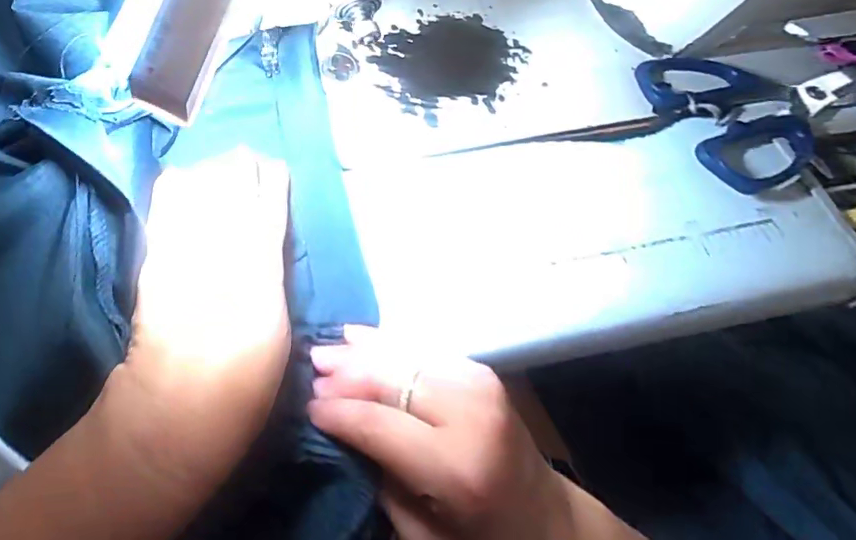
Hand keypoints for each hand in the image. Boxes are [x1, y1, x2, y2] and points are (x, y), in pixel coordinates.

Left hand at [104, 148, 291, 493]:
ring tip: (216, 178)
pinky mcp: (156, 246)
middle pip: (233, 173)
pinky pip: (166, 195)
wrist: (176, 404)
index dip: (273, 175)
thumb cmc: (243, 378)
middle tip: (245, 170)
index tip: (274, 172)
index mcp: (263, 260)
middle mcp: (225, 238)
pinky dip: (179, 183)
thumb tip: (266, 229)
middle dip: (242, 165)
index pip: (270, 192)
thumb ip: (271, 264)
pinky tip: (186, 189)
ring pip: (200, 175)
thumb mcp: (277, 320)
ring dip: (212, 170)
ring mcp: (185, 238)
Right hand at [309, 326, 641, 539]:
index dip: (338, 412)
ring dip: (361, 351)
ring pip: (403, 353)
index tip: (308, 407)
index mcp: (458, 467)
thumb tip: (340, 425)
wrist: (547, 522)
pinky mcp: (480, 369)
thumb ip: (381, 475)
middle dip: (346, 373)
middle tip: (310, 367)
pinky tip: (358, 336)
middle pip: (390, 378)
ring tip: (325, 349)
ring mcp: (479, 383)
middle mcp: (470, 413)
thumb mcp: (422, 531)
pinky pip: (421, 347)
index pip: (379, 424)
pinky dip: (387, 342)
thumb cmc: (480, 538)